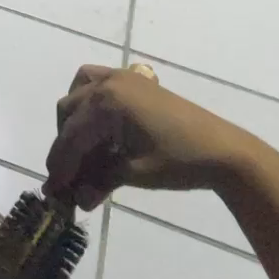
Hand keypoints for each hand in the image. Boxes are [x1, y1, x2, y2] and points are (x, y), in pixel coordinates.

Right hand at [44, 64, 272, 209]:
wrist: (226, 151)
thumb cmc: (181, 162)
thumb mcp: (136, 173)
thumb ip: (99, 181)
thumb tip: (75, 200)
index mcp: (107, 102)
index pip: (72, 136)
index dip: (60, 165)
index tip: (53, 189)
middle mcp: (108, 82)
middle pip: (69, 113)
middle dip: (65, 145)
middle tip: (68, 176)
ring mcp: (121, 77)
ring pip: (78, 92)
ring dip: (73, 119)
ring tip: (81, 148)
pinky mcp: (134, 81)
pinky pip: (95, 80)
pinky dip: (87, 98)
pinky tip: (96, 122)